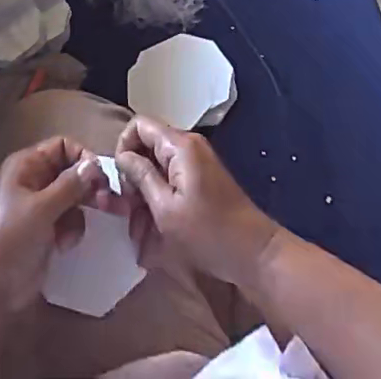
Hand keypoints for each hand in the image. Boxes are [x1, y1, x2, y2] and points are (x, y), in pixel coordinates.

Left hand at [0, 137, 110, 329]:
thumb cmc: (11, 239)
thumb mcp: (41, 209)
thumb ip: (70, 185)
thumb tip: (95, 164)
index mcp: (27, 165)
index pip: (62, 146)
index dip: (83, 157)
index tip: (103, 177)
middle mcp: (34, 179)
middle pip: (71, 171)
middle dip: (89, 186)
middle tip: (111, 204)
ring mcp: (41, 205)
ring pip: (74, 196)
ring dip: (81, 212)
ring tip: (76, 231)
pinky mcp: (47, 229)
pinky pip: (70, 219)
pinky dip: (71, 230)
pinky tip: (63, 245)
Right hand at [114, 116, 284, 286]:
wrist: (257, 256)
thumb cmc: (209, 233)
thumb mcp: (165, 208)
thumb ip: (141, 175)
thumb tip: (123, 157)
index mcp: (180, 145)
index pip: (139, 125)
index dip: (124, 147)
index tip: (122, 179)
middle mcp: (189, 146)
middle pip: (148, 145)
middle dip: (134, 174)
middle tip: (129, 208)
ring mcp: (198, 162)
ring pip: (158, 165)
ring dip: (146, 191)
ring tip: (141, 227)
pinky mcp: (203, 178)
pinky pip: (172, 177)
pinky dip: (160, 196)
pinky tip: (157, 225)